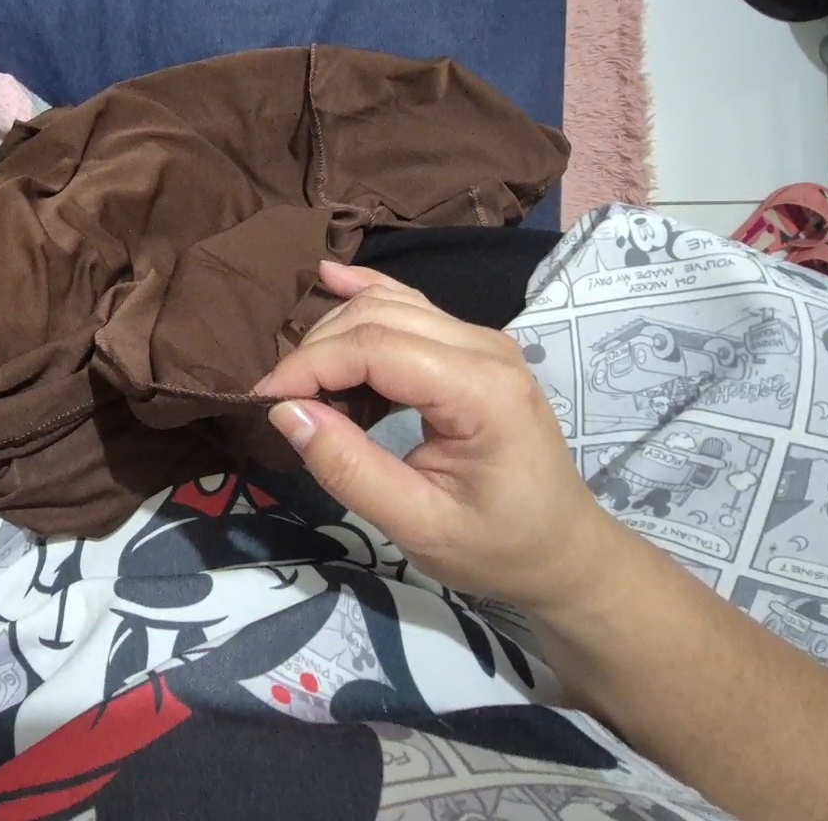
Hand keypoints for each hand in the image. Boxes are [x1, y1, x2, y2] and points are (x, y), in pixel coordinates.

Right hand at [254, 261, 634, 613]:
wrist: (564, 550)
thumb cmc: (499, 547)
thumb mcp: (420, 527)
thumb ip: (350, 469)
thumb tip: (286, 412)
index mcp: (481, 390)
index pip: (374, 348)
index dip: (309, 366)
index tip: (263, 399)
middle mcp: (484, 346)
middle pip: (376, 316)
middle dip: (315, 351)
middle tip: (279, 400)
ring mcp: (481, 339)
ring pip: (386, 303)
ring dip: (331, 331)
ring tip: (297, 378)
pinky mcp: (471, 345)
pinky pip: (408, 304)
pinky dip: (363, 293)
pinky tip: (330, 277)